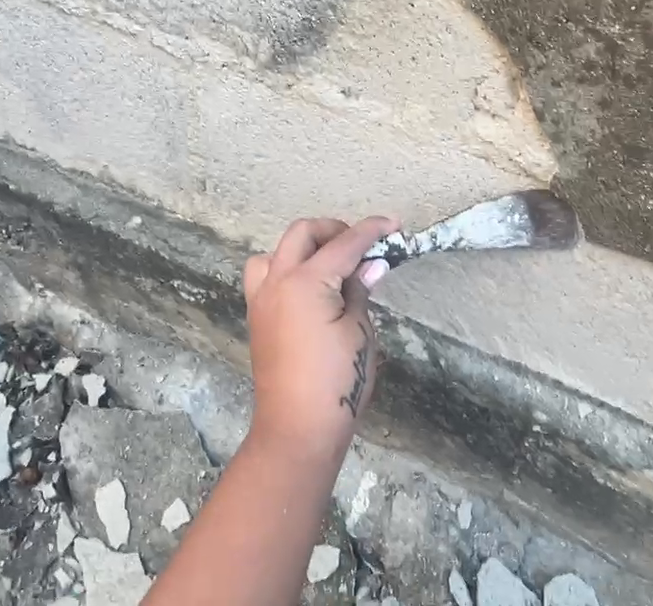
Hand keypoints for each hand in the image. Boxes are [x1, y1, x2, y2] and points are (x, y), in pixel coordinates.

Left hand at [243, 216, 396, 461]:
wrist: (297, 429)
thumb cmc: (337, 380)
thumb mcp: (359, 331)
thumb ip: (360, 290)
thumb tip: (370, 265)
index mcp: (304, 281)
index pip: (344, 243)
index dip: (372, 231)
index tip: (394, 225)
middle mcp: (277, 282)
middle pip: (302, 233)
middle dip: (334, 230)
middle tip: (362, 246)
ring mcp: (261, 300)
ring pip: (276, 252)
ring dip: (304, 248)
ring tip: (330, 265)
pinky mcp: (258, 318)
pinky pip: (266, 276)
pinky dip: (286, 269)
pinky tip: (311, 289)